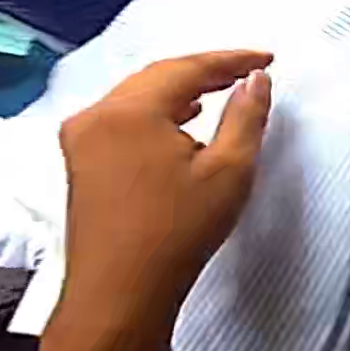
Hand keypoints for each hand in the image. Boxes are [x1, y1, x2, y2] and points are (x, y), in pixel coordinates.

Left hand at [56, 51, 273, 338]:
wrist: (122, 292)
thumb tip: (257, 80)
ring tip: (223, 88)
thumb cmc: (180, 229)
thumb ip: (246, 116)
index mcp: (129, 112)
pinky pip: (125, 116)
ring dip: (183, 88)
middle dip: (206, 69)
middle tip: (249, 70)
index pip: (187, 68)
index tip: (267, 59)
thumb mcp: (230, 169)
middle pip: (158, 77)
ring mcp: (82, 139)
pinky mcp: (82, 160)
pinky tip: (184, 118)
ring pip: (140, 96)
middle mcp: (96, 116)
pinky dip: (161, 109)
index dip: (231, 60)